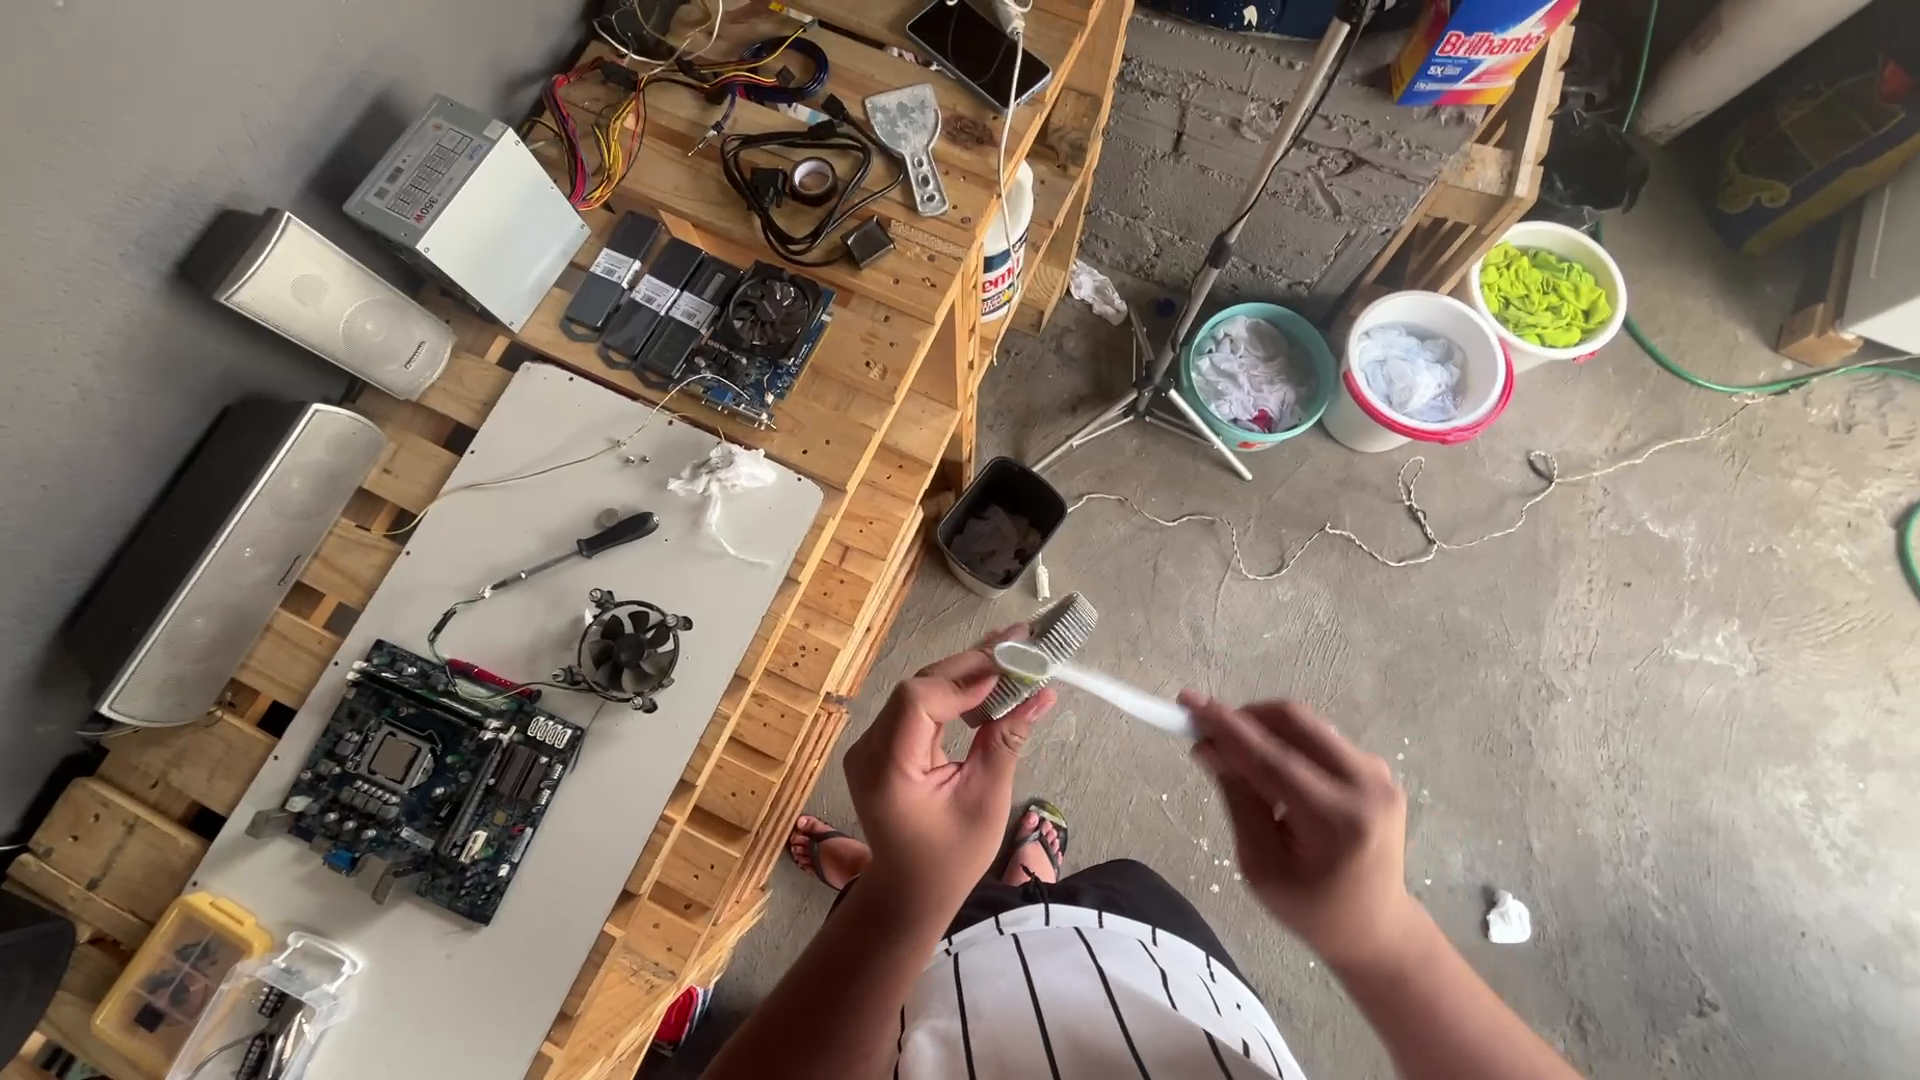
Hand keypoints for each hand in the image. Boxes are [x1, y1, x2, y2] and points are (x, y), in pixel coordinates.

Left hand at [843, 629, 1056, 916]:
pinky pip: (918, 704)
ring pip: (919, 689)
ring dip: (965, 673)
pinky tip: (987, 684)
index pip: (917, 700)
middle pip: (918, 686)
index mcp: (887, 769)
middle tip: (1020, 642)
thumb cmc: (952, 858)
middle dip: (971, 666)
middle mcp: (869, 749)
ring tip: (1011, 656)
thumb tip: (1042, 693)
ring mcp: (871, 743)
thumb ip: (1006, 741)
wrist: (910, 889)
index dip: (963, 680)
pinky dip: (953, 692)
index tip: (1010, 671)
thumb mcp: (987, 802)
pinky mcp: (883, 742)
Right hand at [1182, 693, 1420, 971]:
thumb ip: (1238, 798)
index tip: (1189, 701)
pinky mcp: (1377, 771)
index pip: (1270, 758)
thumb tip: (1207, 746)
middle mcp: (1366, 788)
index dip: (1225, 726)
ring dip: (1266, 729)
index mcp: (1336, 821)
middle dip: (1246, 717)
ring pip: (1307, 725)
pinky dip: (1288, 741)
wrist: (1375, 927)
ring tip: (1240, 757)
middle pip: (1295, 723)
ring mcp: (1378, 775)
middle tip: (1209, 729)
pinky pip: (1321, 738)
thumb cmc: (1309, 906)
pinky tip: (1275, 772)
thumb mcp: (1259, 863)